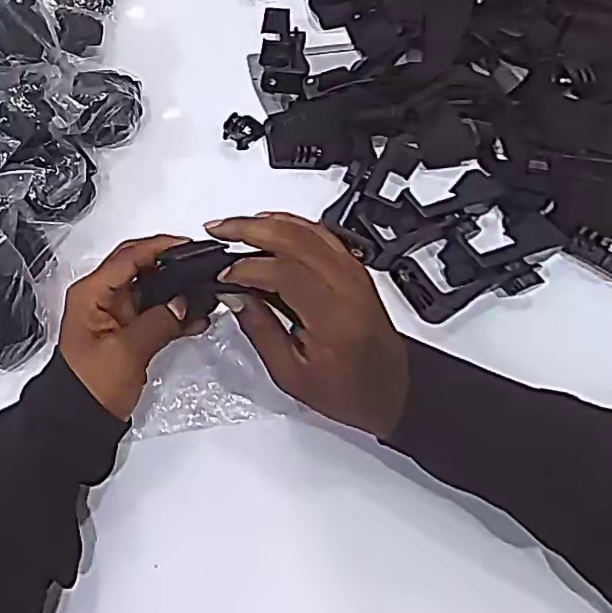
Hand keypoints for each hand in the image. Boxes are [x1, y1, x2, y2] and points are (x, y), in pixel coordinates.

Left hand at [60, 235, 207, 420]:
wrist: (78, 422)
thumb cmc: (88, 386)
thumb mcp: (126, 352)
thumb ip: (158, 322)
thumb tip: (182, 302)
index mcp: (91, 293)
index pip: (127, 256)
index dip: (158, 247)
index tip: (185, 245)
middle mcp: (101, 297)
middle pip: (139, 266)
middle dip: (169, 263)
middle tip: (197, 262)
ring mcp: (115, 313)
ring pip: (150, 288)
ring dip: (175, 289)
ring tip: (201, 290)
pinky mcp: (127, 330)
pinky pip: (154, 311)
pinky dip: (173, 312)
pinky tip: (195, 317)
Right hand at [207, 213, 410, 438]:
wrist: (392, 391)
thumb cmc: (349, 390)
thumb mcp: (292, 374)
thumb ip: (260, 330)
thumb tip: (234, 296)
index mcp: (333, 317)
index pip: (284, 272)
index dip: (247, 268)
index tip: (225, 276)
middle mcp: (348, 287)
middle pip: (294, 237)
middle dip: (248, 228)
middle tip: (219, 229)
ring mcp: (353, 272)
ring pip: (306, 228)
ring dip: (266, 221)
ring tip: (235, 225)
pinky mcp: (354, 267)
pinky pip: (319, 232)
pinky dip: (290, 223)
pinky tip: (269, 225)